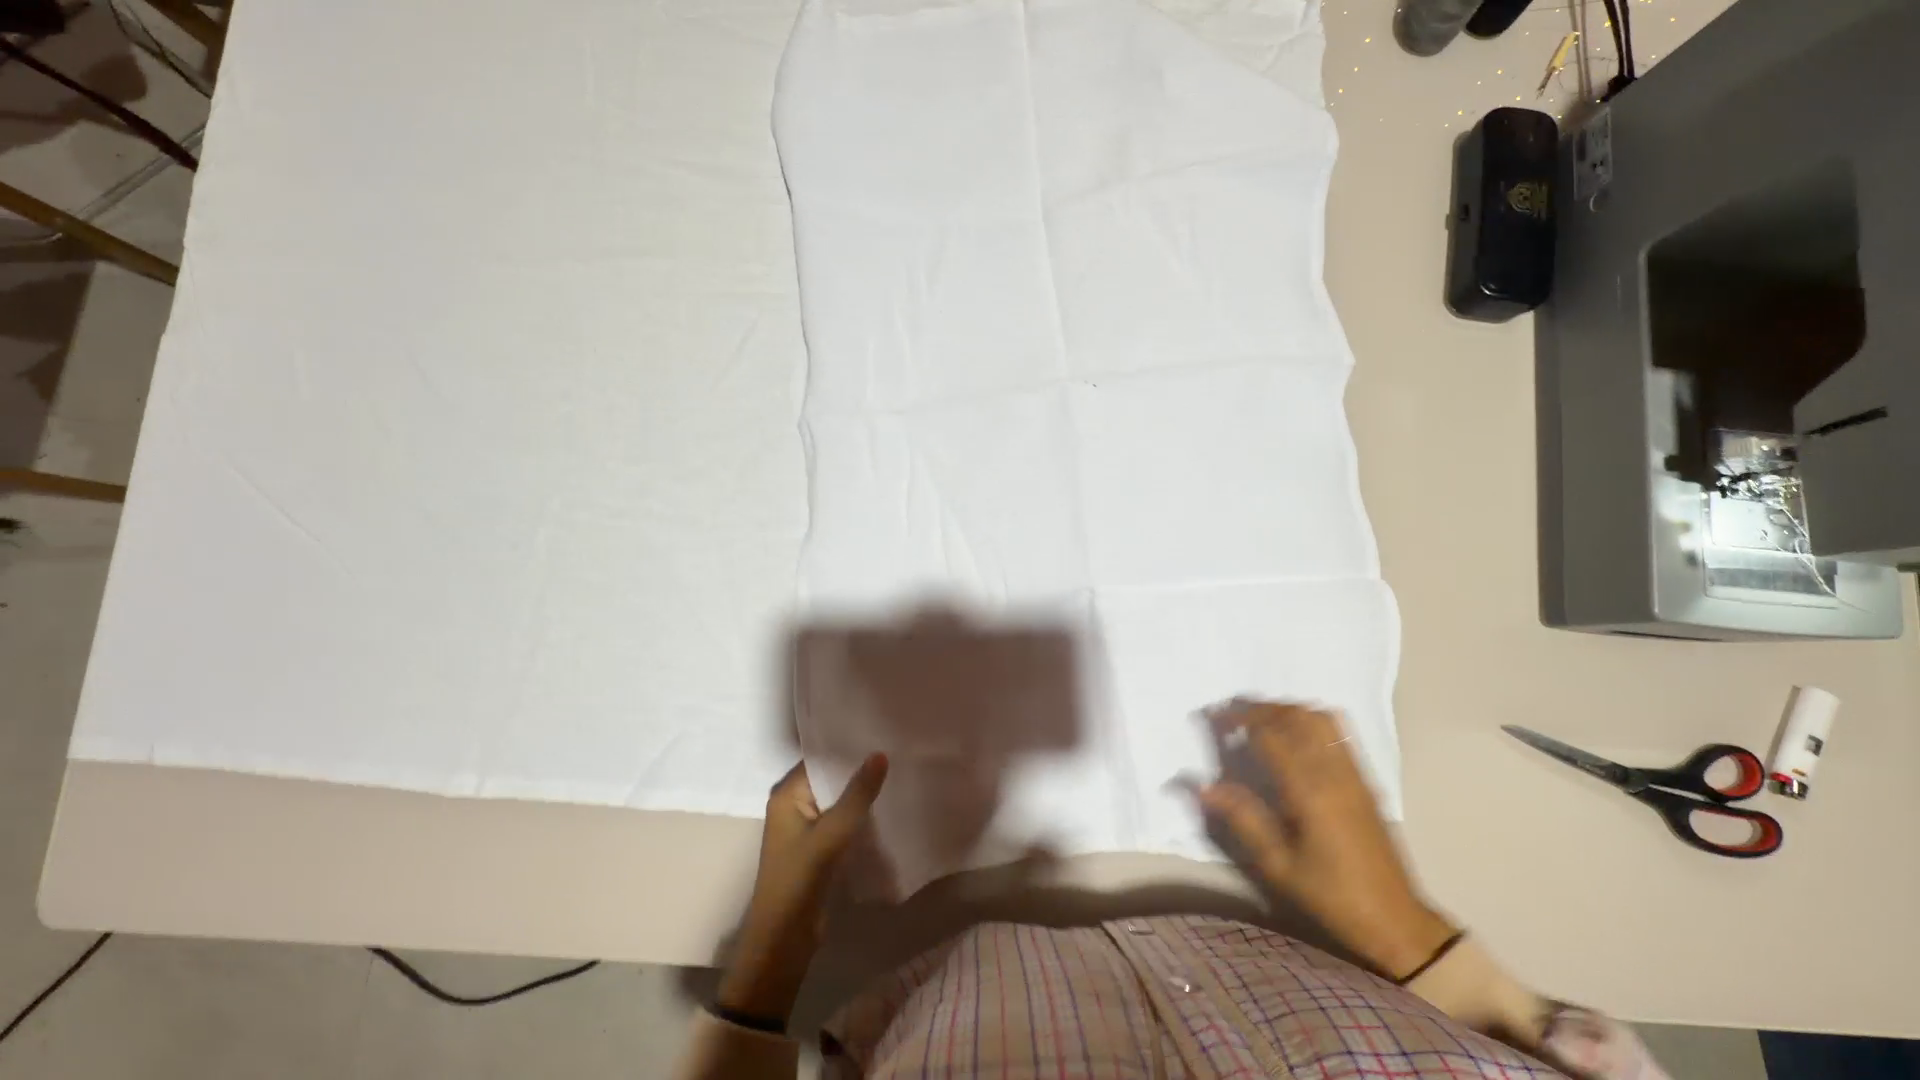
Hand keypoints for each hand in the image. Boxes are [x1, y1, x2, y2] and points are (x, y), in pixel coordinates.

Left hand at [716, 754, 888, 1022]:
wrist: (783, 940)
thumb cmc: (798, 881)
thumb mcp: (830, 836)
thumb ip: (856, 796)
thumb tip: (880, 754)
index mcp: (786, 794)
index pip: (819, 758)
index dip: (847, 746)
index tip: (881, 731)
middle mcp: (793, 804)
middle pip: (830, 777)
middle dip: (859, 767)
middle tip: (899, 747)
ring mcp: (806, 827)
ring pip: (838, 799)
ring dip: (862, 791)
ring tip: (900, 770)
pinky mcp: (819, 847)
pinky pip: (843, 820)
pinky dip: (861, 814)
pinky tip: (889, 805)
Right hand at [1197, 702, 1455, 979]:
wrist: (1393, 918)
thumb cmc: (1330, 896)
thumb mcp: (1278, 864)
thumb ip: (1242, 818)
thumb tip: (1203, 786)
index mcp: (1310, 791)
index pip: (1269, 735)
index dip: (1237, 721)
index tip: (1211, 719)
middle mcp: (1335, 772)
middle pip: (1297, 715)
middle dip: (1261, 707)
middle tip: (1231, 714)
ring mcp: (1355, 773)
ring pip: (1321, 718)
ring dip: (1286, 710)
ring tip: (1259, 721)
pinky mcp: (1366, 780)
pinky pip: (1338, 733)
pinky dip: (1309, 721)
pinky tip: (1292, 738)